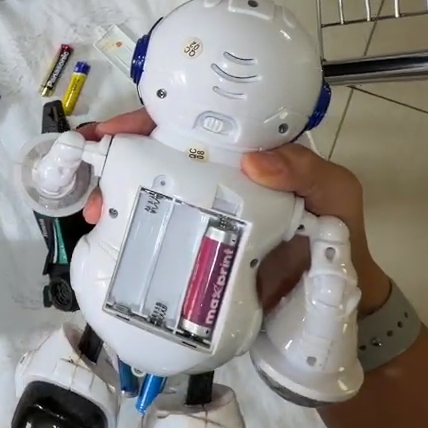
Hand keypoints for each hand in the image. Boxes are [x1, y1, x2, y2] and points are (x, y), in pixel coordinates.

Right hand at [77, 107, 388, 313]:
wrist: (338, 306)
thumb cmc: (337, 237)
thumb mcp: (333, 195)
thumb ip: (307, 173)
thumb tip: (254, 161)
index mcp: (236, 154)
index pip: (183, 125)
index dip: (142, 121)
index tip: (112, 130)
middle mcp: (209, 179)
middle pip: (149, 157)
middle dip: (111, 157)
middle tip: (89, 169)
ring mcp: (196, 215)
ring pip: (142, 194)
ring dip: (109, 196)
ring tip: (94, 212)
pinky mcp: (188, 251)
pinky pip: (151, 235)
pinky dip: (124, 233)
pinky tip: (107, 238)